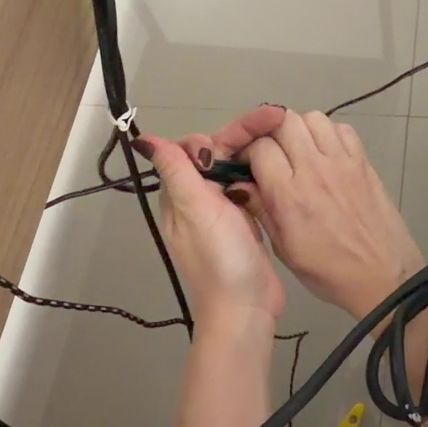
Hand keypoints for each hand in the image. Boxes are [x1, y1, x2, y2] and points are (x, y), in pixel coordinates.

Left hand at [135, 122, 284, 330]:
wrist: (246, 310)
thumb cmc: (219, 258)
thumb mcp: (195, 209)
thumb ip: (175, 170)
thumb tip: (143, 139)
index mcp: (180, 195)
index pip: (195, 148)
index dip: (222, 133)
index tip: (256, 124)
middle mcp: (197, 201)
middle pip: (218, 156)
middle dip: (245, 135)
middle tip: (279, 117)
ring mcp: (222, 214)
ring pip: (236, 171)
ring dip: (255, 153)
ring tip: (284, 134)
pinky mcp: (245, 226)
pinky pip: (251, 191)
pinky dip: (263, 177)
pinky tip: (282, 169)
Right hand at [232, 109, 425, 319]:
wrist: (385, 278)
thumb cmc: (328, 272)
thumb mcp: (283, 249)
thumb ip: (261, 209)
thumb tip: (238, 183)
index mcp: (289, 195)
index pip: (259, 147)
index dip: (248, 152)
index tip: (248, 165)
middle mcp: (314, 170)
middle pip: (284, 121)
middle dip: (270, 132)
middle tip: (271, 153)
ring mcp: (343, 163)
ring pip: (313, 118)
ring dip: (299, 129)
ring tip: (298, 151)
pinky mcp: (364, 163)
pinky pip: (342, 129)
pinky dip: (329, 134)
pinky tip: (326, 155)